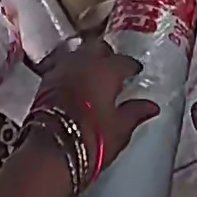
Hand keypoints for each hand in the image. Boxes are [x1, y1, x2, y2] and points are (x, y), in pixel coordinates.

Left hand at [29, 38, 155, 184]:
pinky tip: (75, 82)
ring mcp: (61, 68)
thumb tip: (151, 106)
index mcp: (105, 70)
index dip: (131, 66)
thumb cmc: (92, 138)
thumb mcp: (120, 128)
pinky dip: (71, 70)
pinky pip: (61, 65)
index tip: (135, 72)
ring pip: (77, 54)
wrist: (51, 149)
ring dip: (86, 60)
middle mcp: (82, 62)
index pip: (123, 60)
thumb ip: (135, 112)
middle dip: (107, 55)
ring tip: (94, 75)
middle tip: (115, 69)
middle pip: (97, 47)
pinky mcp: (45, 79)